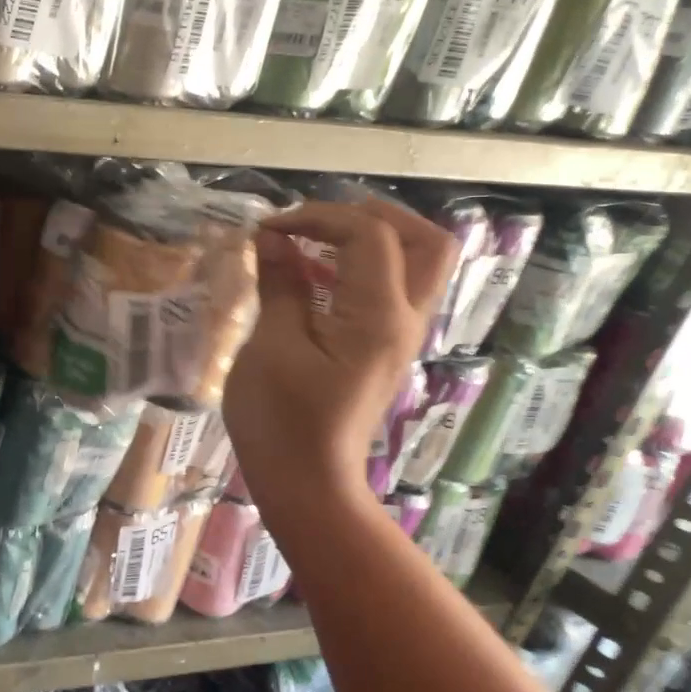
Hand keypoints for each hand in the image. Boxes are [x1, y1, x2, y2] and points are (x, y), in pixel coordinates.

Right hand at [223, 199, 457, 508]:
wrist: (305, 478)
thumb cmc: (281, 415)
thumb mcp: (270, 345)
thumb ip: (280, 285)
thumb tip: (273, 238)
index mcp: (378, 316)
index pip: (369, 235)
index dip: (316, 217)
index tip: (265, 229)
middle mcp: (404, 319)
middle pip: (425, 241)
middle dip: (368, 213)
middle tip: (310, 218)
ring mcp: (398, 334)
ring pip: (415, 263)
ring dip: (368, 237)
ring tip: (308, 239)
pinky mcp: (382, 346)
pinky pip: (389, 287)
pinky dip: (357, 265)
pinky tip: (310, 275)